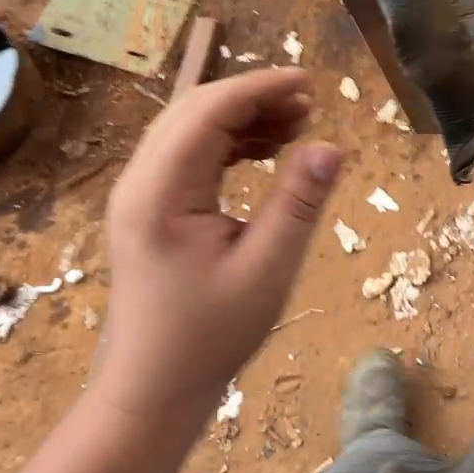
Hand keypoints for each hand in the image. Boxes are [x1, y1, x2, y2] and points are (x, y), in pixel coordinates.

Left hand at [93, 68, 342, 418]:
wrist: (152, 389)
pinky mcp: (153, 209)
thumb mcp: (267, 268)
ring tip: (299, 124)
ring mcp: (142, 196)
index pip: (207, 113)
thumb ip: (298, 203)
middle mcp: (141, 183)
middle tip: (310, 102)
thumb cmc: (210, 334)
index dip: (259, 88)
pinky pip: (192, 155)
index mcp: (160, 193)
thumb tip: (332, 146)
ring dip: (244, 118)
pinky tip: (270, 151)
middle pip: (194, 111)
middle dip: (254, 97)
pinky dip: (232, 143)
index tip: (309, 83)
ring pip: (192, 129)